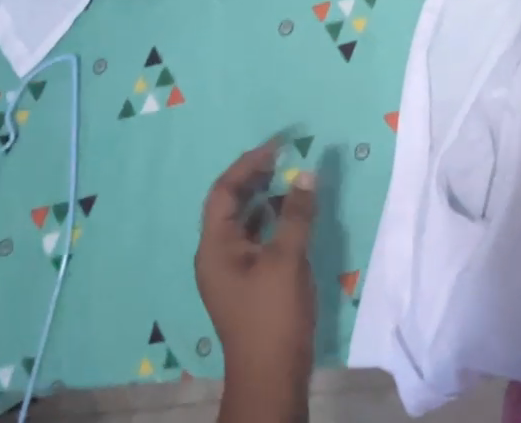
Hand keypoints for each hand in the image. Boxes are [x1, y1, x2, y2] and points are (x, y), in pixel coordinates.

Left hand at [196, 140, 315, 422]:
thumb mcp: (288, 259)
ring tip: (293, 178)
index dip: (249, 163)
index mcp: (215, 247)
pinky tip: (294, 215)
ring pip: (244, 221)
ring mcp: (231, 270)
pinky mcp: (248, 282)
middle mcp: (216, 254)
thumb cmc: (273, 314)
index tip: (279, 144)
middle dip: (256, 176)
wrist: (271, 375)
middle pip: (230, 203)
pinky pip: (256, 238)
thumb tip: (305, 173)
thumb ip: (296, 213)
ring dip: (265, 197)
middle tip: (286, 155)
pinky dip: (272, 219)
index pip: (224, 191)